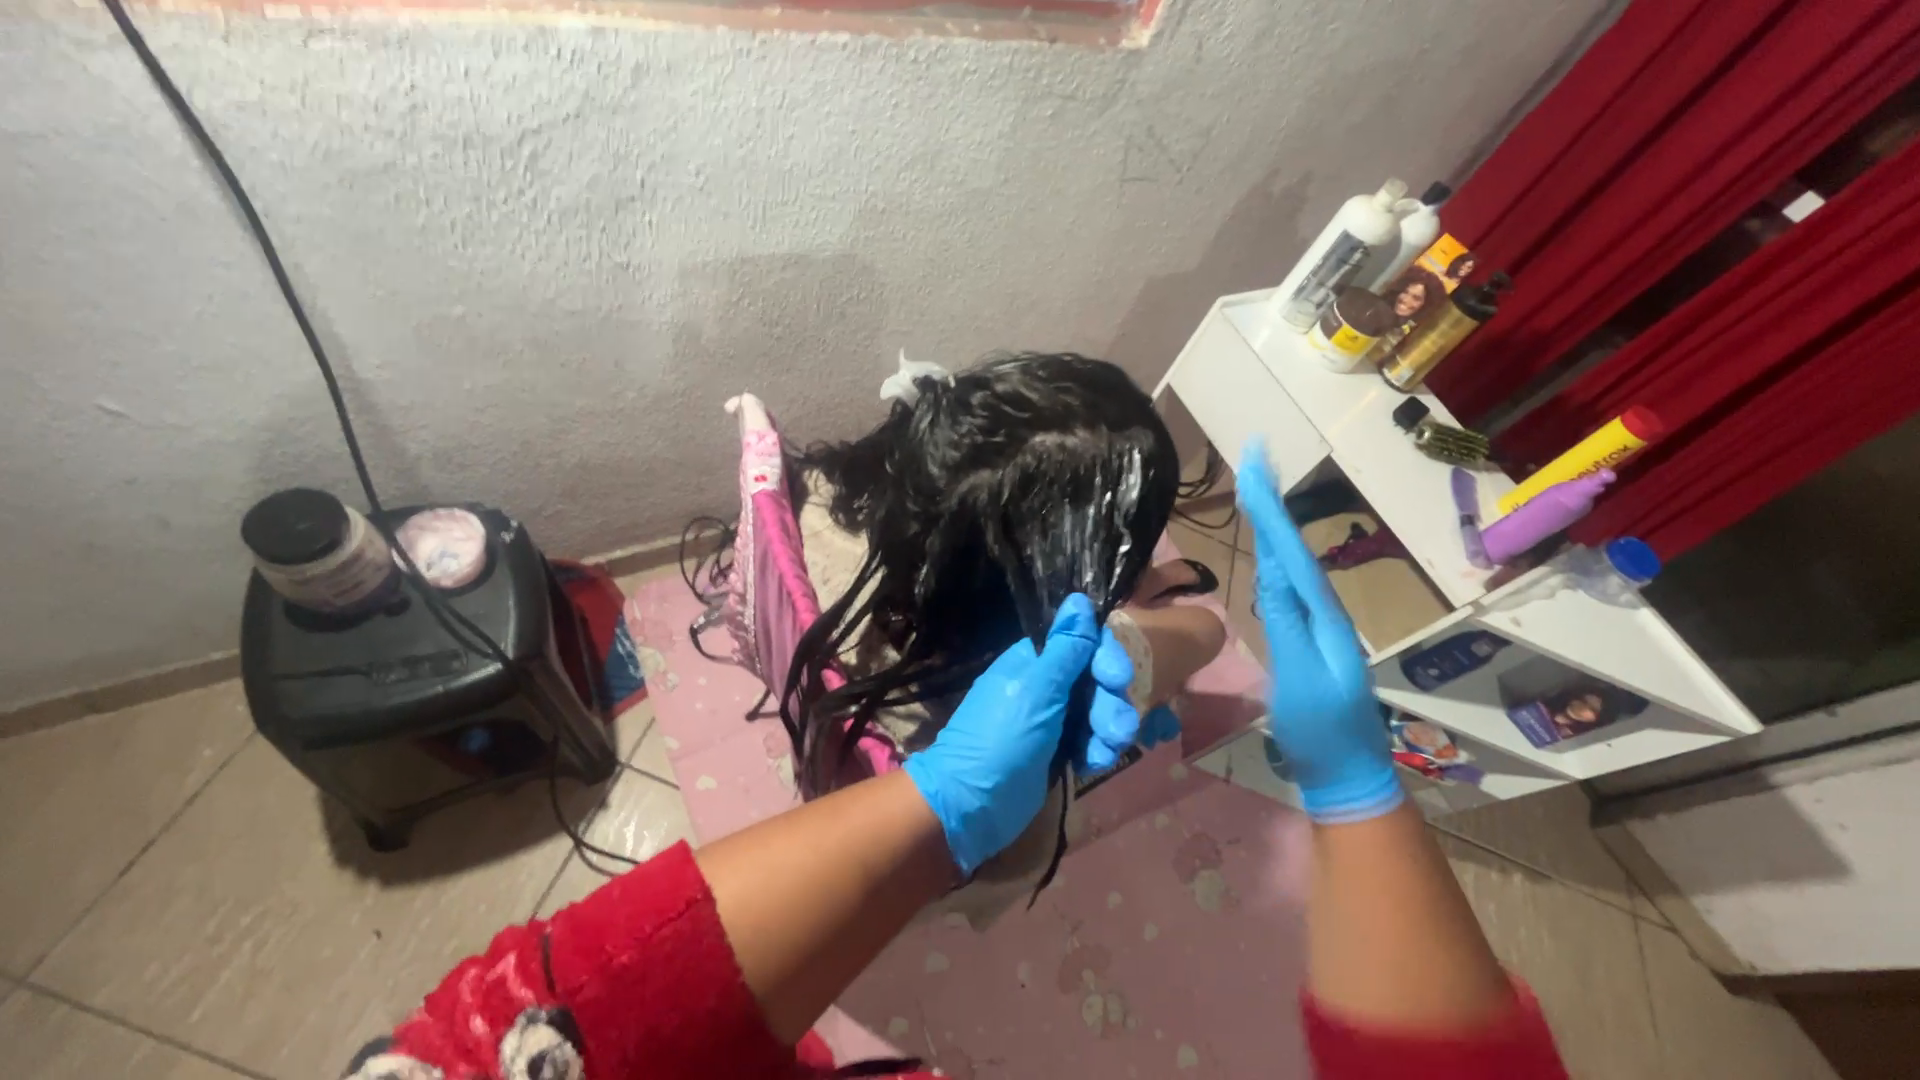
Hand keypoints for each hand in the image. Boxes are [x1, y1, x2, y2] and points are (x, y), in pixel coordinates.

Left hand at [904, 594, 1139, 875]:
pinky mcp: (1059, 752)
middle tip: (1114, 731)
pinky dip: (1098, 752)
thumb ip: (1065, 649)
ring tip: (1101, 755)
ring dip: (1110, 732)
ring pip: (1101, 713)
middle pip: (1099, 681)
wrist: (970, 806)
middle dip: (1112, 705)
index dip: (1108, 659)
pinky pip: (1093, 741)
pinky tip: (1091, 766)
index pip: (1086, 644)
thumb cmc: (1000, 740)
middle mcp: (1048, 686)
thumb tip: (1079, 599)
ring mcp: (1054, 720)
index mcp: (1036, 662)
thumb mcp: (1036, 691)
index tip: (1118, 679)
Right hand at [1237, 439, 1402, 823]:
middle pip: (1293, 550)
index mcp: (1323, 617)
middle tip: (1254, 462)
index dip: (1272, 510)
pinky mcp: (1307, 641)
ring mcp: (1318, 627)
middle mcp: (1323, 612)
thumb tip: (1269, 575)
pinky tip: (1267, 551)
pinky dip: (1275, 558)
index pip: (1292, 553)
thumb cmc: (1322, 732)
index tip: (1256, 466)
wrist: (1347, 774)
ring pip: (1291, 565)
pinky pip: (1288, 588)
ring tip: (1257, 491)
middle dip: (1273, 505)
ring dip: (1274, 526)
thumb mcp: (1301, 680)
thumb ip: (1286, 626)